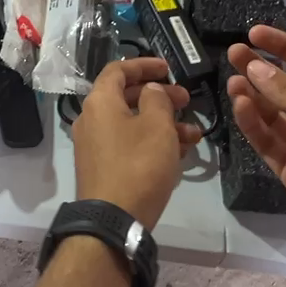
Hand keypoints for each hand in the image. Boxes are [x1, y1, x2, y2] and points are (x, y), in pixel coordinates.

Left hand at [71, 58, 202, 227]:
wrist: (112, 221)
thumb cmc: (137, 165)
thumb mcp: (156, 126)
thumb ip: (157, 100)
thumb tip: (151, 89)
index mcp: (100, 101)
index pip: (118, 70)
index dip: (144, 65)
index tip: (168, 68)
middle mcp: (91, 118)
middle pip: (127, 97)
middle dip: (159, 97)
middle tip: (187, 101)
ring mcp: (95, 145)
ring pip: (132, 123)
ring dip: (162, 123)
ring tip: (193, 134)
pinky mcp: (103, 167)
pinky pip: (128, 144)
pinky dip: (151, 143)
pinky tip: (179, 153)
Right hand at [226, 25, 285, 272]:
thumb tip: (255, 67)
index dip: (284, 48)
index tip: (255, 33)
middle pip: (285, 89)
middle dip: (260, 70)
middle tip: (234, 54)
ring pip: (271, 116)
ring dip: (252, 97)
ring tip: (233, 81)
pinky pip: (267, 144)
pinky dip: (252, 125)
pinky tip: (240, 106)